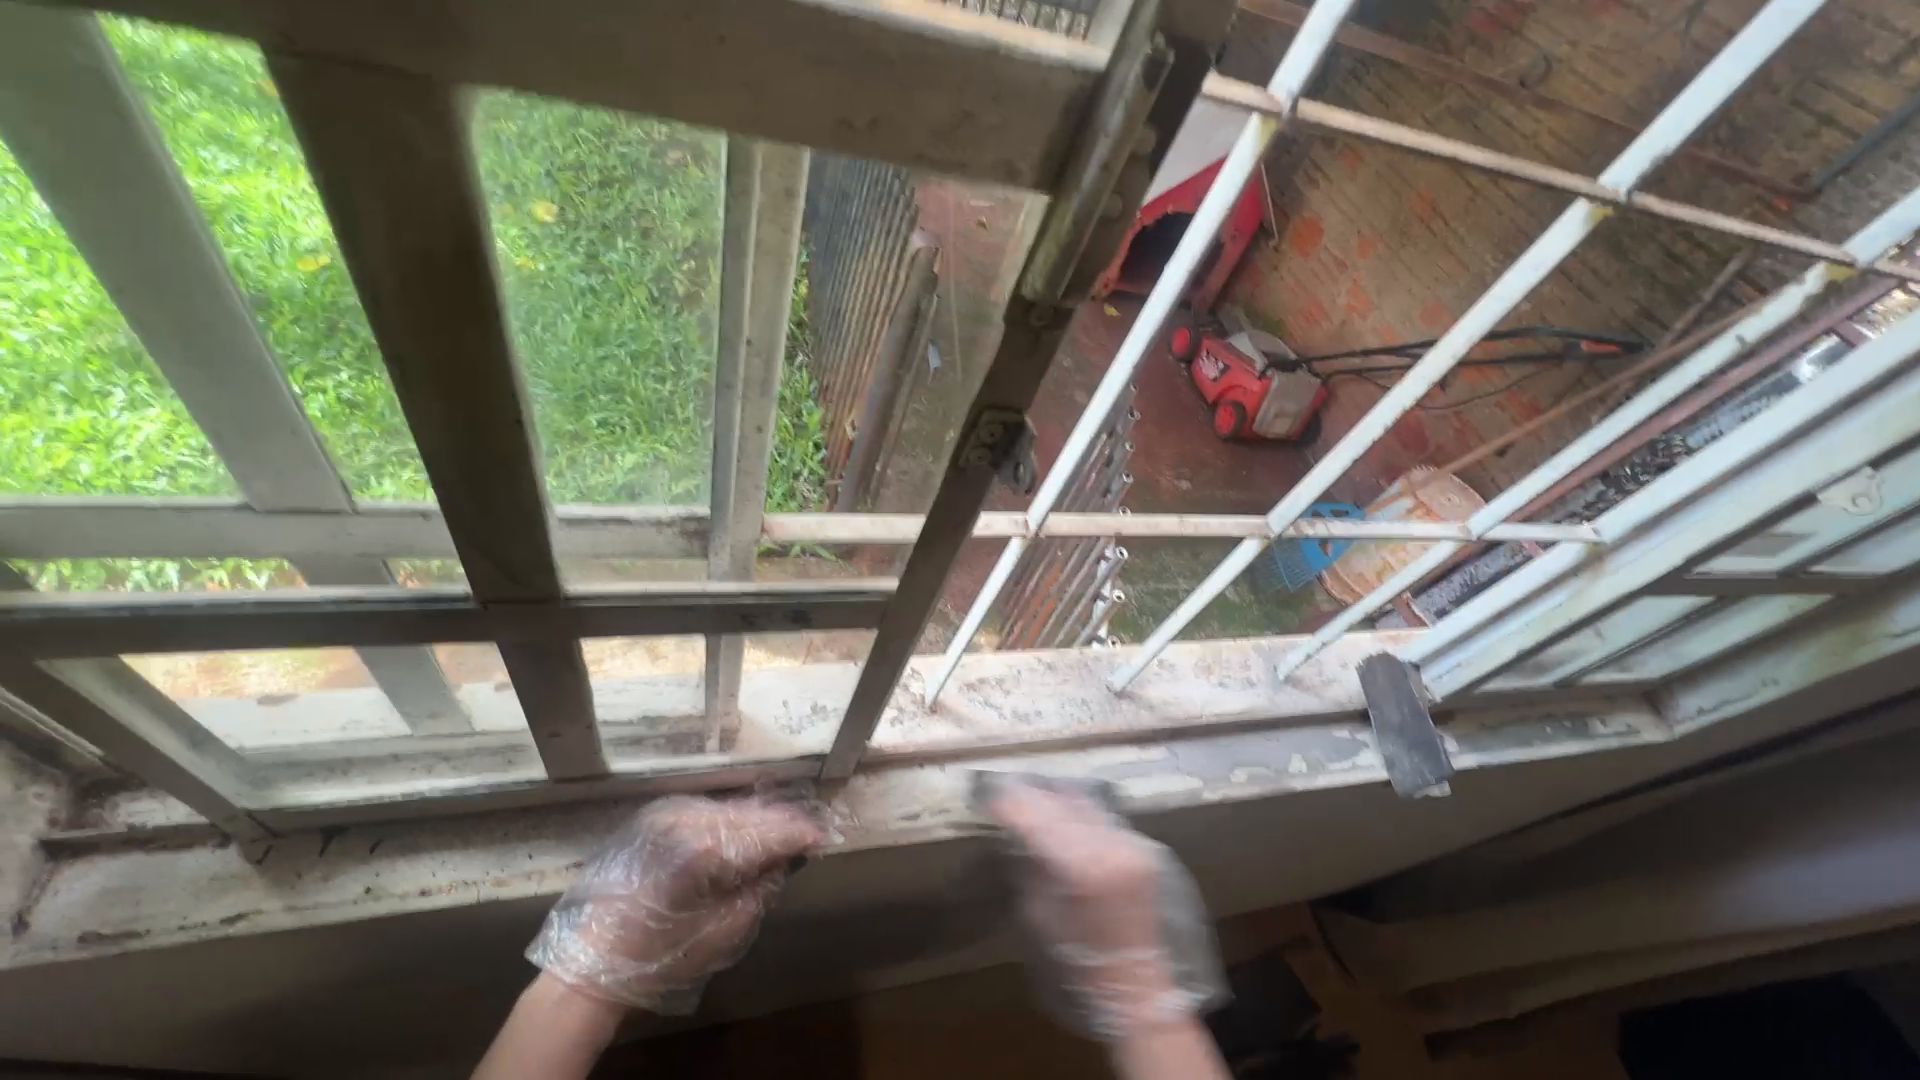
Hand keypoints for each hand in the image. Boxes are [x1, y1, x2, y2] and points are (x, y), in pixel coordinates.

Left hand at [525, 795, 823, 1012]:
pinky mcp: (655, 816)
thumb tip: (785, 860)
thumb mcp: (724, 931)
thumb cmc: (660, 956)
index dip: (799, 834)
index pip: (767, 833)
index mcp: (704, 851)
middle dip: (782, 823)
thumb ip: (761, 888)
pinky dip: (731, 820)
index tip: (823, 838)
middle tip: (809, 832)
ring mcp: (668, 814)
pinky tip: (746, 831)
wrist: (590, 960)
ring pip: (729, 808)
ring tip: (782, 831)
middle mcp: (688, 820)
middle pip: (750, 813)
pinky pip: (707, 811)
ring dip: (758, 819)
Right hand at [984, 781, 1195, 1039]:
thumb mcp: (1038, 914)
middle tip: (1005, 790)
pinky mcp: (1143, 848)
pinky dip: (1078, 811)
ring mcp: (1131, 843)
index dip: (1009, 801)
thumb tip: (1017, 830)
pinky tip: (1062, 814)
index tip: (987, 793)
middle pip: (1062, 800)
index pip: (1036, 815)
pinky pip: (1102, 816)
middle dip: (1031, 794)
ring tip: (1031, 797)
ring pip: (1084, 801)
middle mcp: (1109, 845)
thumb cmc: (1078, 961)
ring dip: (1055, 797)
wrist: (1138, 987)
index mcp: (1081, 866)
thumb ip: (1030, 865)